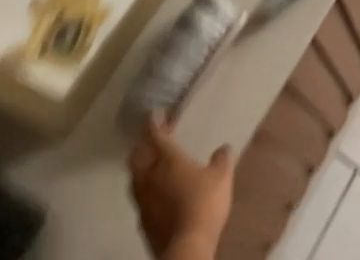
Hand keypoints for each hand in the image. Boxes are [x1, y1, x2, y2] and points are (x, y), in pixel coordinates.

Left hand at [128, 113, 235, 258]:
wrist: (186, 245)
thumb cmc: (204, 203)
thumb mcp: (221, 177)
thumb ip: (222, 160)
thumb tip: (224, 148)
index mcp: (167, 159)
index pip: (155, 135)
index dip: (154, 122)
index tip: (154, 113)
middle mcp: (149, 175)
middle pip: (137, 154)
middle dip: (142, 144)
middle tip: (152, 139)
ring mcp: (143, 199)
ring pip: (135, 176)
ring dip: (141, 166)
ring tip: (152, 164)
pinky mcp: (142, 219)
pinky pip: (139, 196)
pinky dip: (145, 188)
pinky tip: (155, 192)